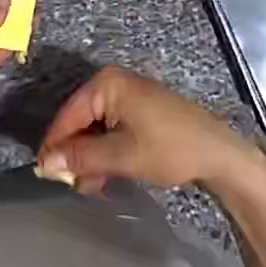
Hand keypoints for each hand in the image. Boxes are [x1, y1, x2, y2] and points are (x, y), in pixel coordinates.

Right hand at [37, 65, 265, 193]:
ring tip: (91, 185)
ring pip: (95, 127)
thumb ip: (81, 157)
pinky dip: (106, 149)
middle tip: (72, 184)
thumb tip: (44, 163)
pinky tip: (105, 173)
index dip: (55, 146)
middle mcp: (113, 81)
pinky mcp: (139, 108)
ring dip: (90, 156)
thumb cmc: (170, 149)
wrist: (220, 154)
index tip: (45, 173)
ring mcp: (128, 93)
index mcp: (106, 84)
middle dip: (75, 153)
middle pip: (80, 120)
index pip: (67, 115)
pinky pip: (111, 127)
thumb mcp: (121, 156)